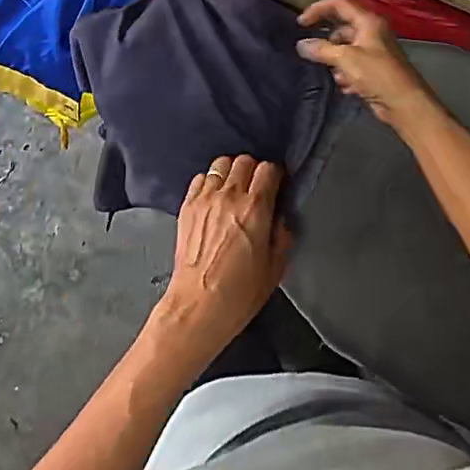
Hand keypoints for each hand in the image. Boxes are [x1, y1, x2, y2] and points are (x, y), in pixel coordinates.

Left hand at [156, 155, 292, 358]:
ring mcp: (205, 201)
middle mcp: (230, 197)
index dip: (276, 175)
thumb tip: (281, 218)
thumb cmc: (238, 293)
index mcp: (256, 208)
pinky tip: (214, 196)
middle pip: (245, 160)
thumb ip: (283, 234)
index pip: (269, 168)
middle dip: (254, 169)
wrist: (197, 309)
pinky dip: (209, 181)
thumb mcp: (276, 266)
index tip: (277, 185)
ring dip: (231, 172)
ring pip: (221, 163)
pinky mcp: (187, 209)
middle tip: (257, 186)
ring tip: (235, 187)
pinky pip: (199, 179)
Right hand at [296, 0, 433, 124]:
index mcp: (368, 21)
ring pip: (346, 48)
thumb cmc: (377, 74)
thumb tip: (302, 45)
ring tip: (334, 73)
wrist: (404, 102)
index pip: (339, 4)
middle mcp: (372, 31)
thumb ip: (322, 50)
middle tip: (310, 50)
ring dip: (336, 60)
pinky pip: (353, 65)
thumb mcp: (346, 59)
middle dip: (326, 39)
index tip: (301, 23)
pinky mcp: (374, 69)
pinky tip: (345, 85)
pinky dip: (346, 73)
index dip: (318, 9)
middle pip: (342, 27)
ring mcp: (374, 50)